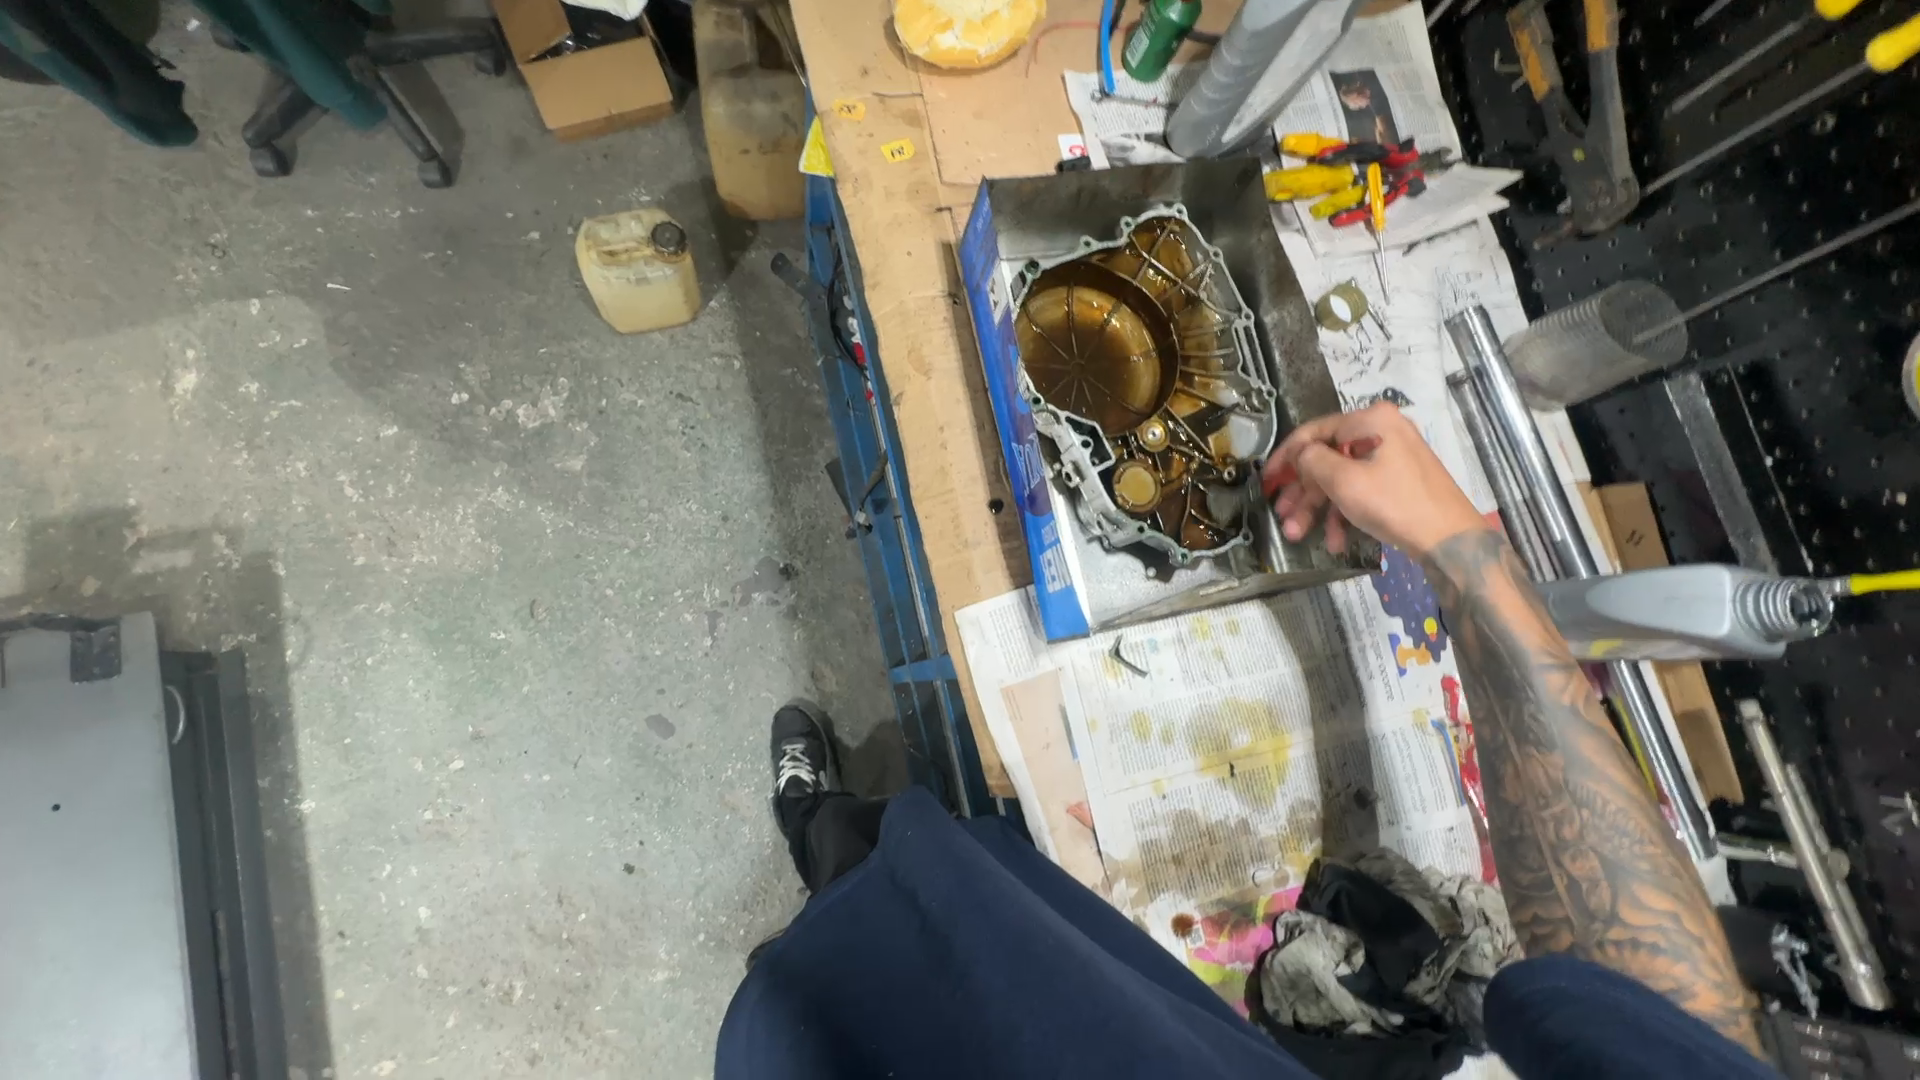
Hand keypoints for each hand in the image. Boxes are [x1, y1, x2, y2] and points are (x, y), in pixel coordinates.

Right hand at [1259, 402, 1487, 559]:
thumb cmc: (1394, 503)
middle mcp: (1381, 431)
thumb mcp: (1343, 481)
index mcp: (1370, 421)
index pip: (1313, 432)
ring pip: (1340, 478)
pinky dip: (1343, 512)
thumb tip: (1300, 456)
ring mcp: (1391, 455)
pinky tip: (1334, 540)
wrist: (1449, 538)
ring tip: (1299, 534)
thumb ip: (1311, 461)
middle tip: (1282, 515)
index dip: (1284, 458)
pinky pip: (1359, 489)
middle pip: (1326, 458)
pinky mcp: (1397, 479)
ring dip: (1318, 507)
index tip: (1266, 481)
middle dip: (1302, 492)